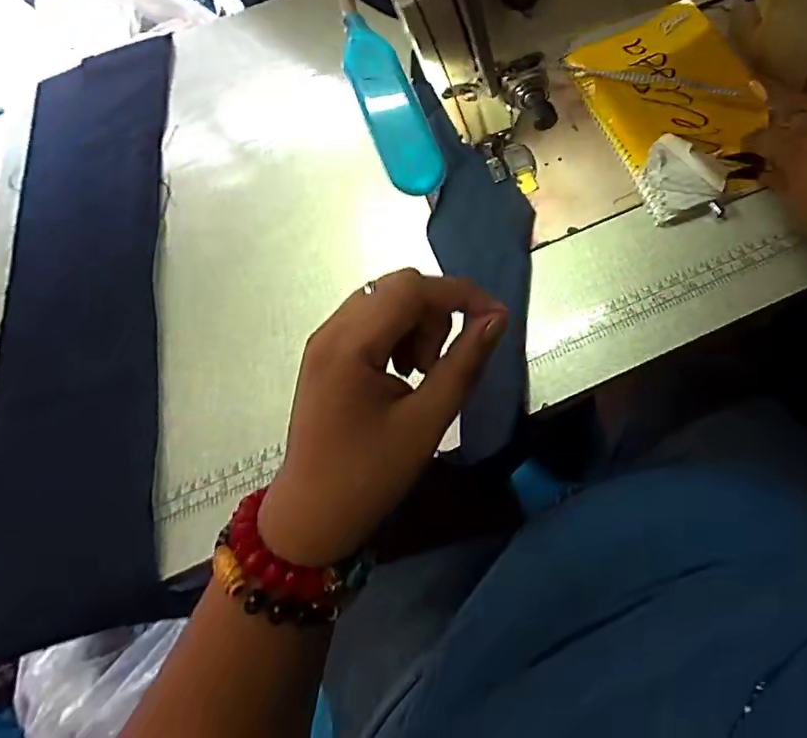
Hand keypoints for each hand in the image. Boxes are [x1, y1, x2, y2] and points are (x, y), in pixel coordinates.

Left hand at [257, 269, 507, 566]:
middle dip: (437, 311)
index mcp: (349, 346)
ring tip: (423, 372)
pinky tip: (405, 371)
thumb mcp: (427, 421)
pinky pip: (375, 318)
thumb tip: (496, 319)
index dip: (461, 294)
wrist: (310, 519)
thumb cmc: (368, 476)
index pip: (412, 289)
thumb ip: (464, 362)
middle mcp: (332, 331)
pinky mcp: (328, 352)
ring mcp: (326, 339)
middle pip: (399, 287)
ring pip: (388, 298)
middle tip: (445, 359)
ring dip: (420, 323)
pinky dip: (402, 332)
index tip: (496, 317)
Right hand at [745, 88, 806, 261]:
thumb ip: (779, 185)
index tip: (744, 150)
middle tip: (768, 120)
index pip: (760, 137)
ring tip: (799, 131)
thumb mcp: (798, 208)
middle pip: (788, 106)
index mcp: (791, 145)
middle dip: (774, 110)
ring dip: (803, 116)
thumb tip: (767, 172)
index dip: (749, 143)